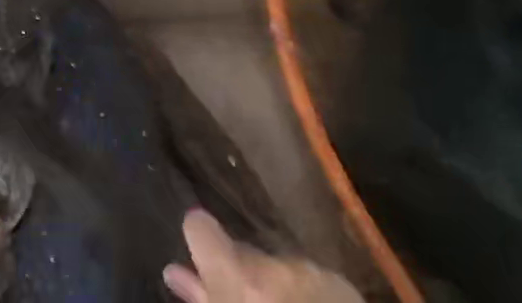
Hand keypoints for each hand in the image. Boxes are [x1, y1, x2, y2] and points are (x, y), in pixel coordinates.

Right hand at [164, 210, 363, 302]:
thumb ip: (201, 300)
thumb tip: (176, 273)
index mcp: (238, 279)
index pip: (199, 226)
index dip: (199, 243)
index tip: (201, 265)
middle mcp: (274, 264)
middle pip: (243, 252)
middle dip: (241, 276)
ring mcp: (313, 273)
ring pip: (279, 267)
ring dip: (276, 289)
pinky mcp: (345, 286)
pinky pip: (312, 280)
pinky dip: (307, 297)